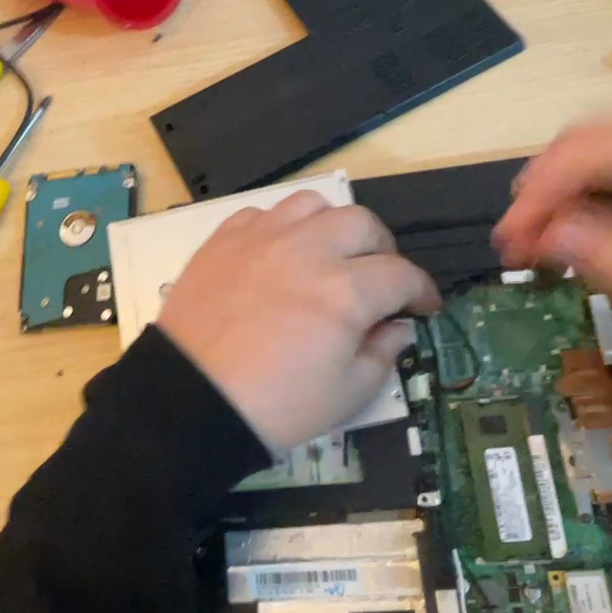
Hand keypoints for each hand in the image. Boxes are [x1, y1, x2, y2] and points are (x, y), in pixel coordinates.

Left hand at [157, 192, 441, 450]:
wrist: (190, 400)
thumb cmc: (274, 406)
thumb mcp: (346, 395)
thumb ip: (382, 353)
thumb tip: (397, 325)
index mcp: (346, 291)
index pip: (401, 274)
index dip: (420, 291)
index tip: (421, 307)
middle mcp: (308, 250)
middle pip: (361, 224)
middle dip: (381, 250)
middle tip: (378, 279)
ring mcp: (262, 238)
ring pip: (312, 206)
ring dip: (331, 227)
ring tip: (329, 255)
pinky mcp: (224, 240)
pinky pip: (262, 214)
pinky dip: (281, 228)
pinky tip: (280, 254)